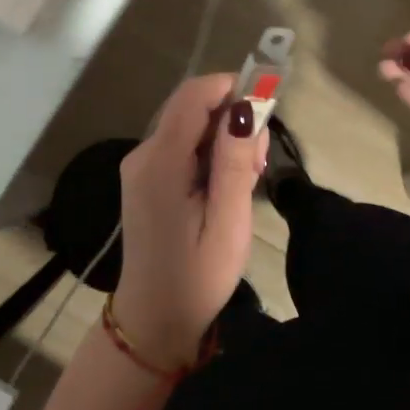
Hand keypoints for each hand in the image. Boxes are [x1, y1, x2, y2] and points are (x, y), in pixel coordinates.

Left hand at [113, 74, 267, 367]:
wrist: (154, 321)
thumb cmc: (197, 277)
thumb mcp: (228, 221)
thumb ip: (236, 160)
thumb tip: (247, 106)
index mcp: (160, 162)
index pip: (194, 94)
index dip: (233, 88)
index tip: (267, 112)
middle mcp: (144, 154)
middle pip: (194, 107)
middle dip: (234, 120)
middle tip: (260, 165)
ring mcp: (141, 166)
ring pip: (191, 125)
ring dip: (225, 139)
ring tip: (248, 181)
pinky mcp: (146, 179)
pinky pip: (183, 146)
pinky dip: (210, 154)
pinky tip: (226, 187)